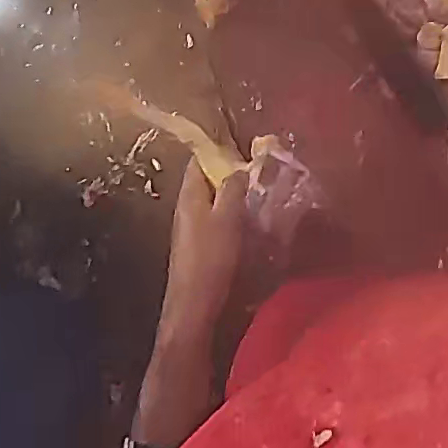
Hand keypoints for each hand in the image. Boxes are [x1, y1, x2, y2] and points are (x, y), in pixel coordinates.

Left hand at [137, 160, 248, 447]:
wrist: (194, 309)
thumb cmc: (209, 260)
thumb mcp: (227, 219)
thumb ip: (233, 189)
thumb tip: (241, 164)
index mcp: (190, 195)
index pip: (200, 159)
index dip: (218, 146)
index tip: (243, 139)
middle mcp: (187, 207)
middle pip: (207, 177)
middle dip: (229, 168)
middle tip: (259, 162)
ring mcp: (192, 227)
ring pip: (214, 198)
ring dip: (232, 191)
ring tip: (260, 185)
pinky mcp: (201, 244)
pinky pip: (217, 216)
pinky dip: (232, 210)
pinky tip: (251, 216)